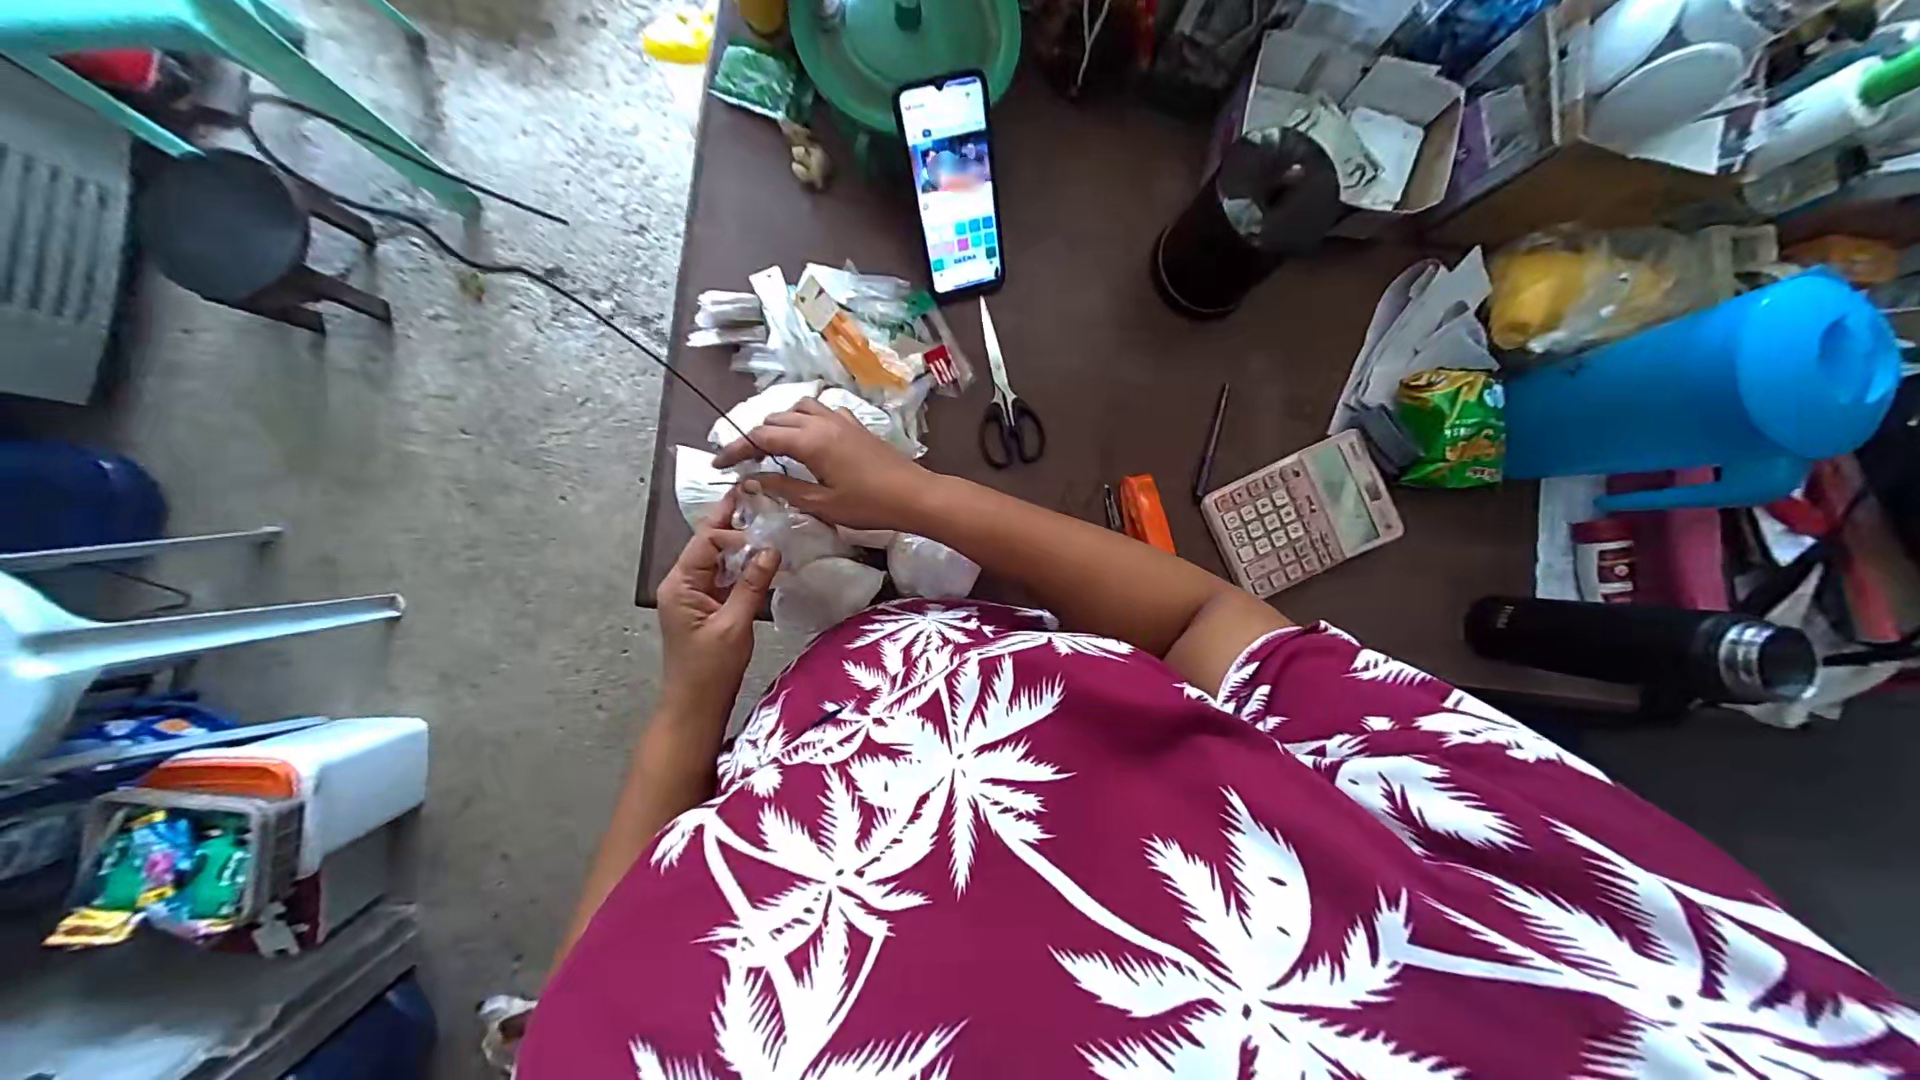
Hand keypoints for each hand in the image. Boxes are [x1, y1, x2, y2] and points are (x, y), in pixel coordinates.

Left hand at [658, 488, 781, 720]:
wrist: (695, 705)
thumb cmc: (710, 670)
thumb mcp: (734, 625)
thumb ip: (752, 585)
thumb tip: (771, 549)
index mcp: (680, 584)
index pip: (707, 542)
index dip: (736, 533)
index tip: (766, 535)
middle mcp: (682, 583)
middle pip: (707, 542)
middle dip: (730, 520)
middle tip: (754, 493)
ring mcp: (694, 594)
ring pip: (717, 557)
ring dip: (739, 540)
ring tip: (764, 519)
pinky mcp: (707, 605)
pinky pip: (724, 575)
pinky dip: (742, 563)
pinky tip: (762, 555)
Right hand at [711, 398, 933, 530]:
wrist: (914, 494)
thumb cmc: (868, 504)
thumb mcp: (821, 503)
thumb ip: (783, 489)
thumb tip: (751, 480)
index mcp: (809, 440)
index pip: (760, 437)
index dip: (735, 450)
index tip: (719, 464)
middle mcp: (822, 422)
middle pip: (775, 419)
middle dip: (754, 437)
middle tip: (744, 461)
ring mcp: (841, 420)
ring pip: (798, 409)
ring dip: (779, 423)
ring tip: (771, 447)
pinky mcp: (855, 425)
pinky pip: (821, 411)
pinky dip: (804, 418)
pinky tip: (807, 437)